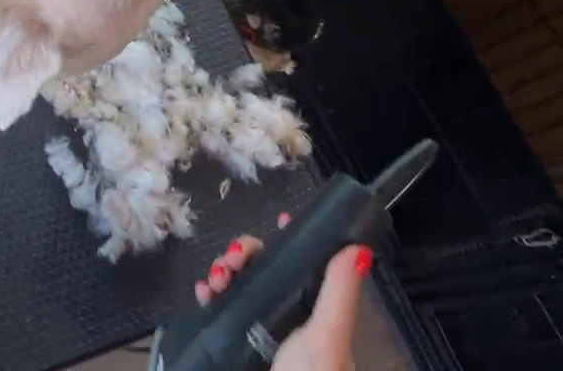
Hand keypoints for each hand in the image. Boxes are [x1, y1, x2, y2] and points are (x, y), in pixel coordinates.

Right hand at [195, 219, 369, 370]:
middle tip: (232, 257)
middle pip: (265, 269)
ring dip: (224, 270)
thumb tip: (359, 246)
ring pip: (240, 284)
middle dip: (246, 253)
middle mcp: (287, 318)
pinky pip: (218, 307)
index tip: (281, 218)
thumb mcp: (327, 336)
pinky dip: (209, 292)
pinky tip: (203, 291)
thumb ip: (338, 291)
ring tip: (215, 279)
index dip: (293, 240)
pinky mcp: (233, 344)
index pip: (306, 266)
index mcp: (315, 314)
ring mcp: (259, 331)